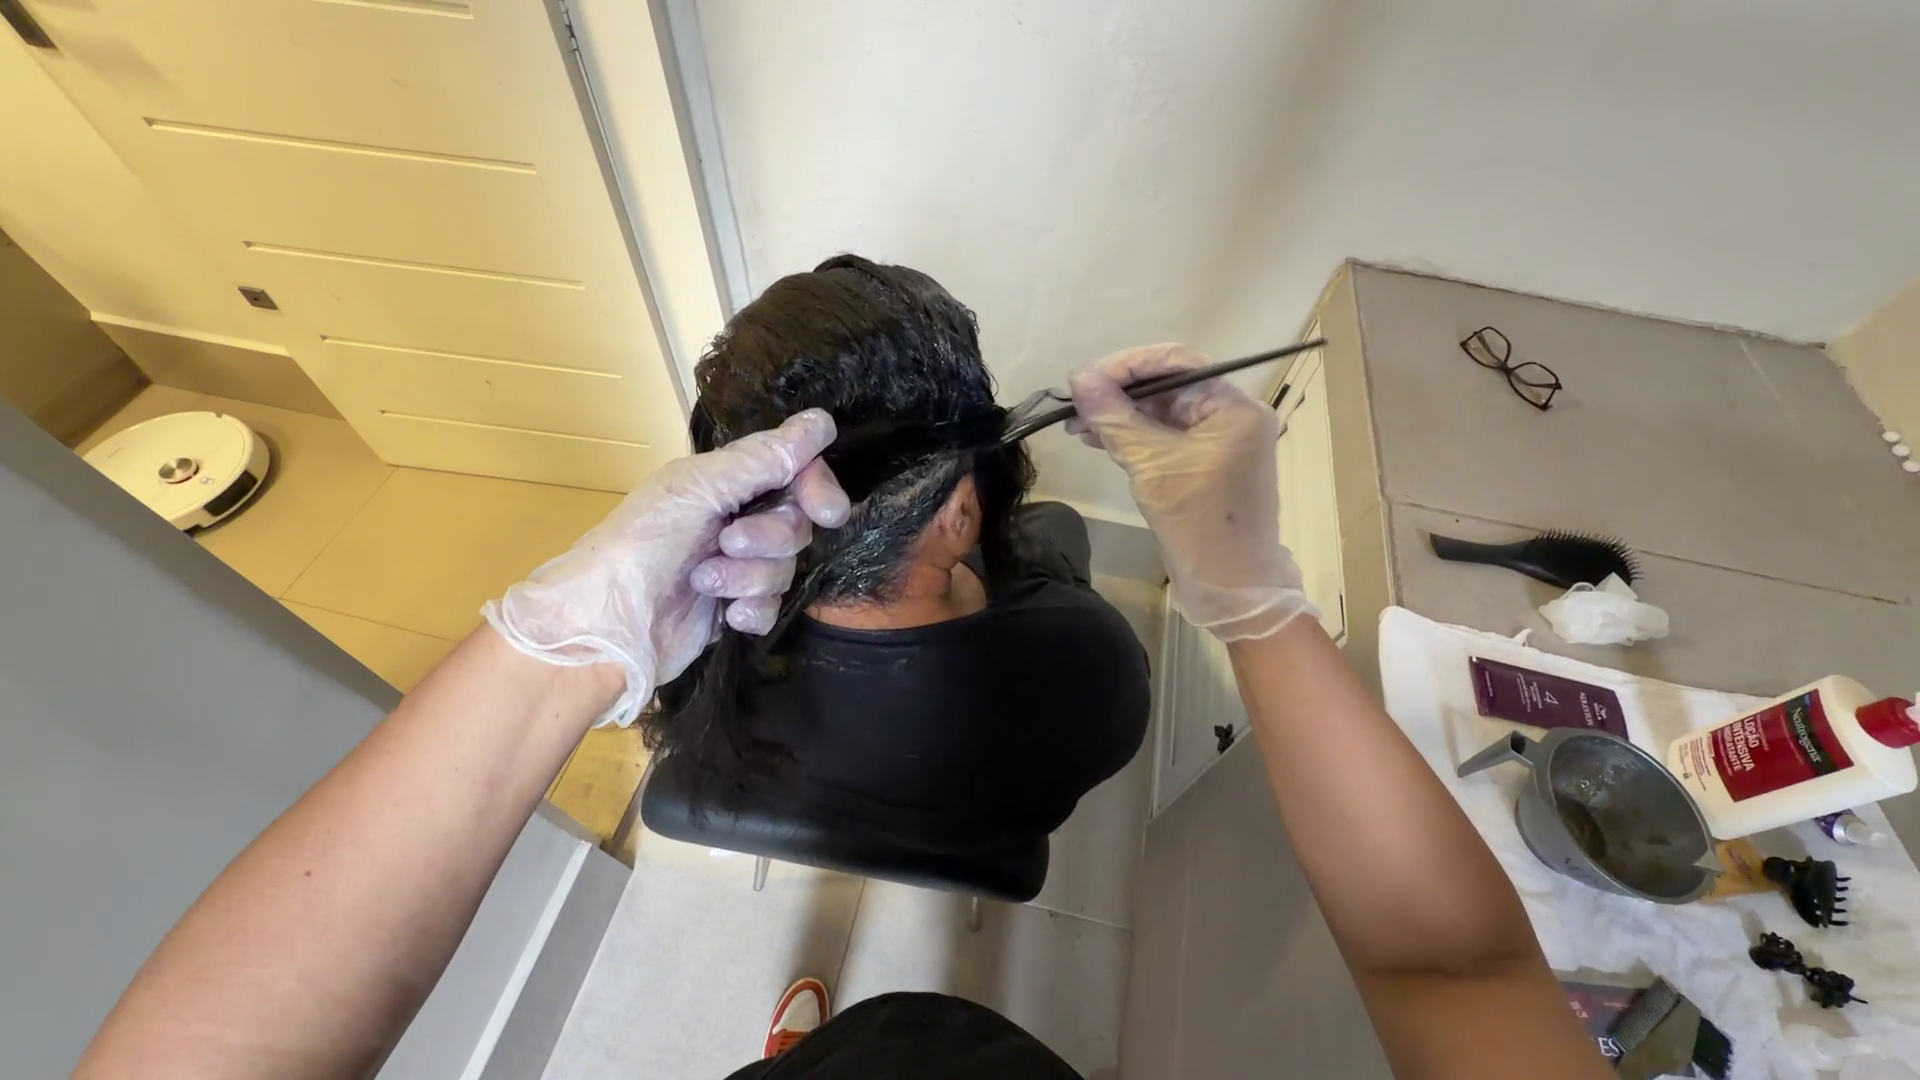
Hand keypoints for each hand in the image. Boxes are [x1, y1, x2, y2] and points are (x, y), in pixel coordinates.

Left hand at [482, 410, 848, 725]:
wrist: (609, 624)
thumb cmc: (642, 542)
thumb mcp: (699, 489)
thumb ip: (762, 459)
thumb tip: (824, 421)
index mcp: (728, 483)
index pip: (798, 475)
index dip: (818, 489)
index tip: (825, 510)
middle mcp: (738, 521)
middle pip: (796, 526)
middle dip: (767, 539)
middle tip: (728, 543)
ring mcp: (738, 568)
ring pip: (785, 569)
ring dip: (748, 578)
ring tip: (705, 582)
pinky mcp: (736, 609)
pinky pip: (773, 608)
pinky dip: (751, 611)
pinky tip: (725, 616)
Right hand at [1068, 343, 1315, 639]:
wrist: (1231, 586)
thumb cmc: (1198, 523)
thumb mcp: (1151, 466)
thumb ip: (1114, 418)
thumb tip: (1078, 377)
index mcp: (1233, 407)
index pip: (1176, 363)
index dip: (1126, 366)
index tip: (1083, 380)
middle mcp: (1232, 415)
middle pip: (1168, 386)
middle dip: (1119, 393)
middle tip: (1074, 404)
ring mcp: (1220, 441)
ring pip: (1162, 412)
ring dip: (1120, 416)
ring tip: (1077, 425)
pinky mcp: (1206, 464)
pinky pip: (1166, 437)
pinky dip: (1134, 437)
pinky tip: (1098, 439)